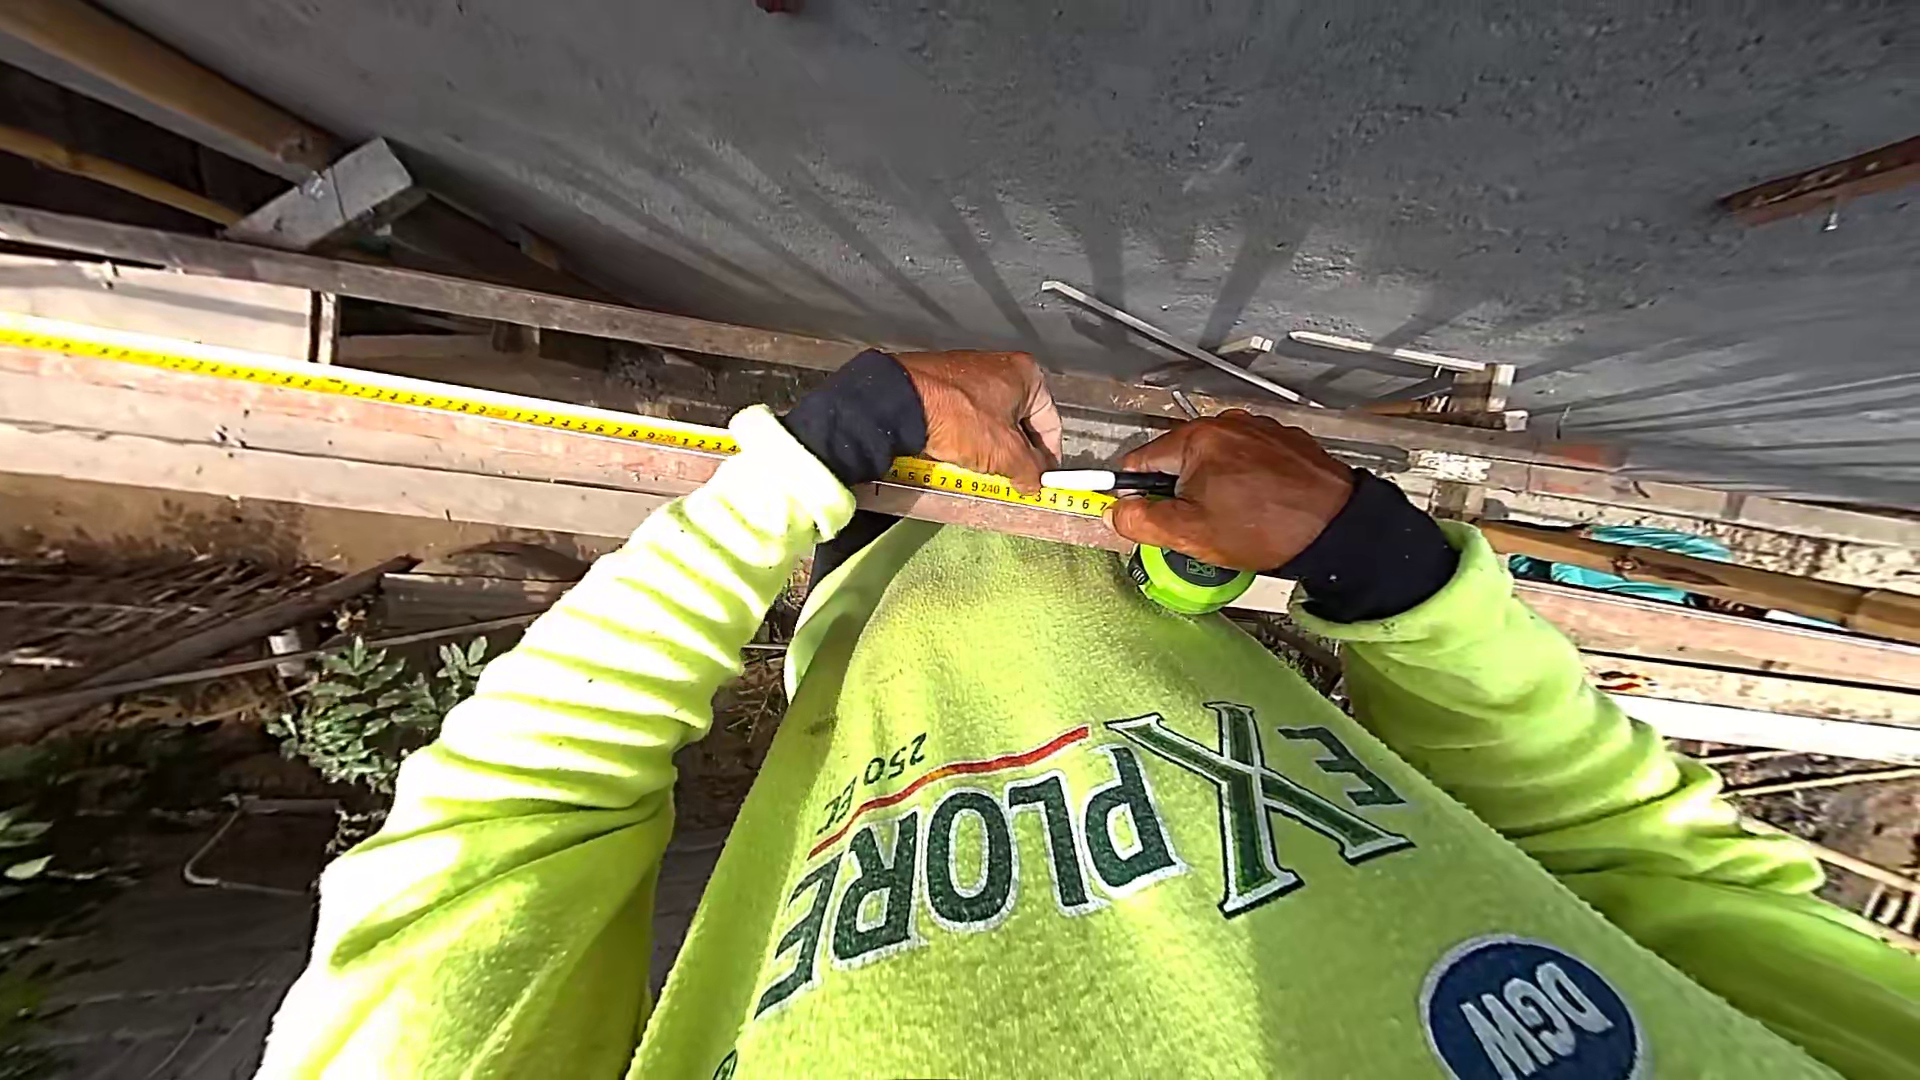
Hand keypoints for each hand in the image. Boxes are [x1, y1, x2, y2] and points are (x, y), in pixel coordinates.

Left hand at [895, 351, 1062, 490]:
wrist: (901, 404)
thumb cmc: (958, 417)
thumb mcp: (1005, 454)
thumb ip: (1030, 471)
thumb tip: (1036, 483)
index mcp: (1026, 374)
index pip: (1051, 423)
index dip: (1049, 456)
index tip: (1044, 479)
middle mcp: (1001, 367)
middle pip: (1022, 423)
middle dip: (1019, 455)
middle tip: (1016, 481)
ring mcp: (970, 374)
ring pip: (993, 422)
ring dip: (993, 450)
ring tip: (987, 472)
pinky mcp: (944, 385)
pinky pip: (967, 418)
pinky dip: (970, 440)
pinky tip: (963, 457)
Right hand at [1105, 410, 1353, 570]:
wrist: (1339, 532)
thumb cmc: (1267, 529)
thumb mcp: (1187, 533)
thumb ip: (1139, 520)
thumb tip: (1116, 511)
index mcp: (1197, 439)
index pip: (1140, 460)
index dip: (1132, 490)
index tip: (1133, 508)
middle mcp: (1228, 425)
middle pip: (1176, 460)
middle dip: (1175, 492)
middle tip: (1190, 524)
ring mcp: (1259, 430)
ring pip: (1210, 461)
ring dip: (1207, 487)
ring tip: (1227, 519)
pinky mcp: (1284, 443)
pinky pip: (1243, 460)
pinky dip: (1239, 481)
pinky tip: (1252, 507)